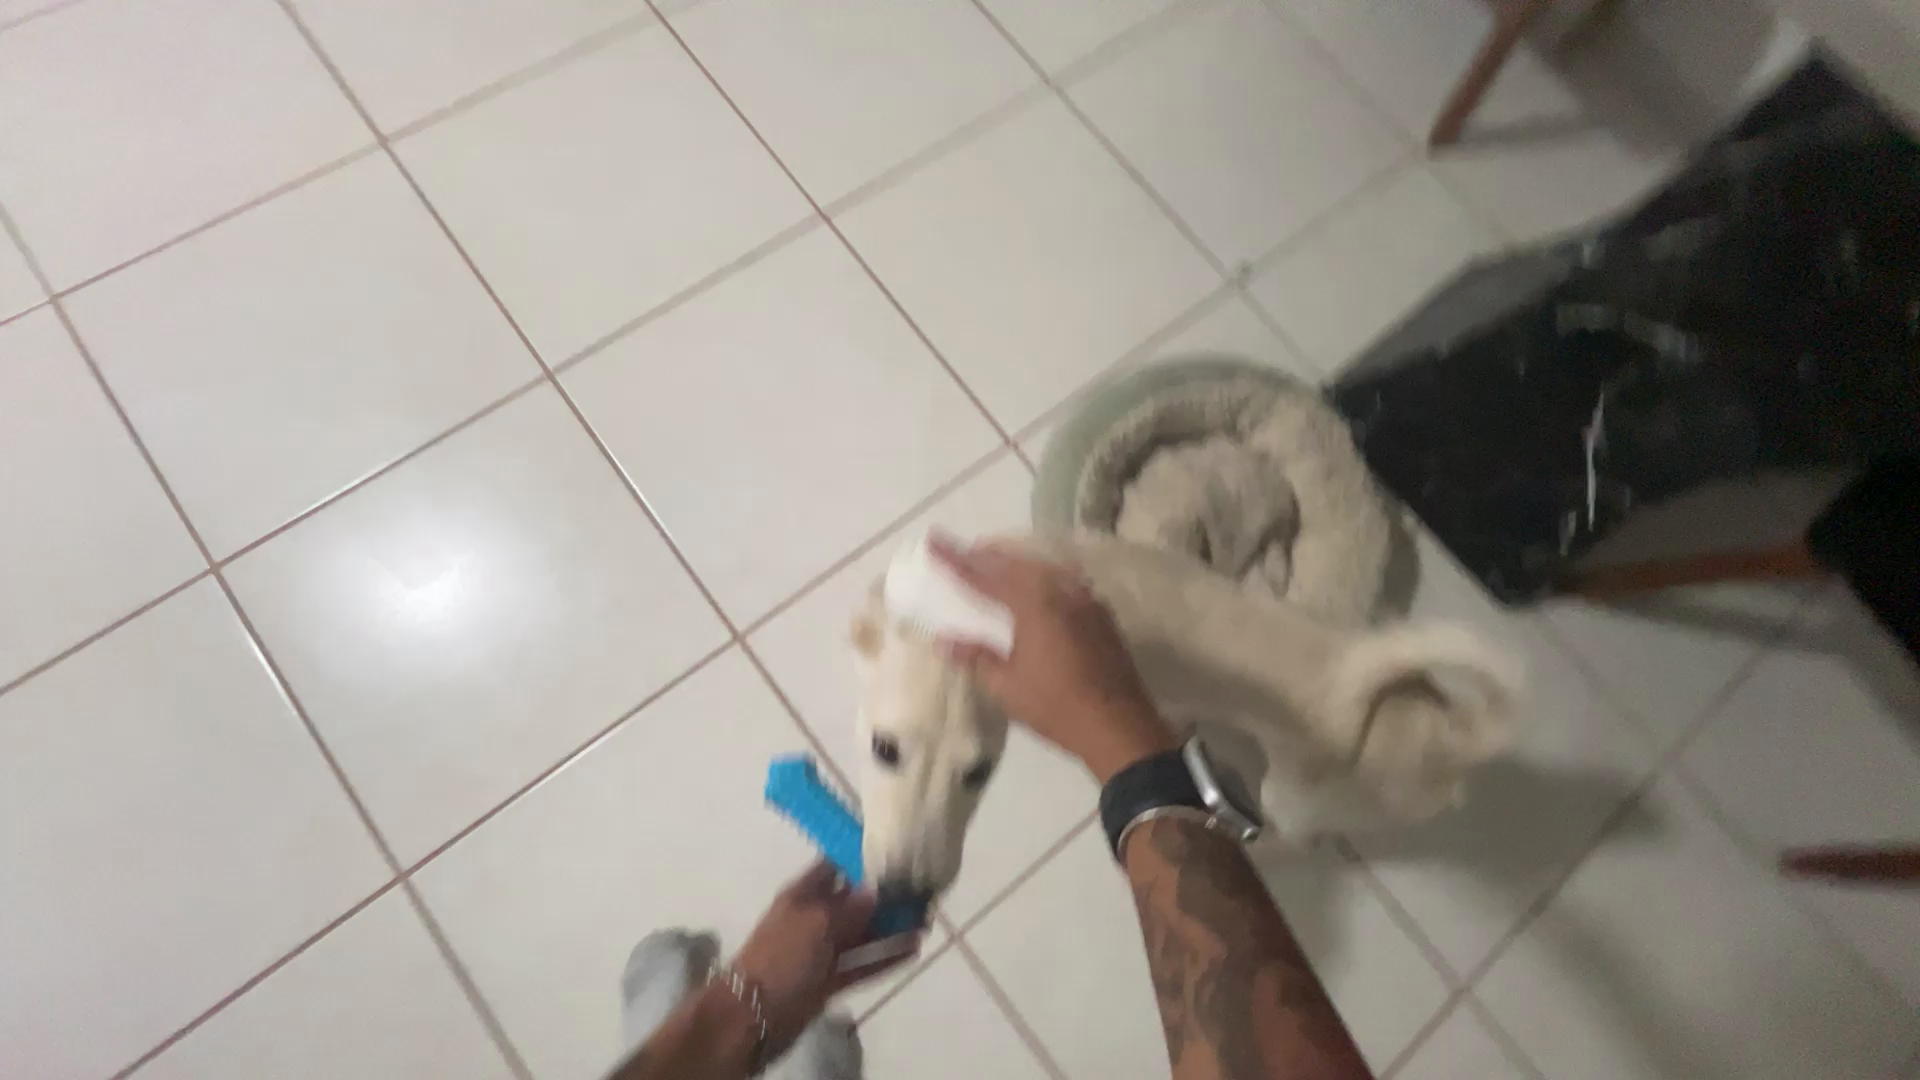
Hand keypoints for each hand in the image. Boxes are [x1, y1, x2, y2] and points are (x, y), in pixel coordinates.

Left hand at [730, 861, 918, 1054]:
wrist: (750, 1017)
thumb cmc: (781, 956)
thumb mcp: (816, 923)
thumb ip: (850, 907)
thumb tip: (876, 888)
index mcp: (804, 893)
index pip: (836, 865)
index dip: (861, 857)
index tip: (894, 849)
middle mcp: (815, 916)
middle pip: (855, 900)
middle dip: (885, 895)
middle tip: (922, 889)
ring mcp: (823, 949)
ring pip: (863, 932)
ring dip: (891, 926)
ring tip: (926, 919)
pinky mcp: (830, 979)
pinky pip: (862, 963)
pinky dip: (885, 957)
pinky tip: (913, 949)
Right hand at [930, 536, 1177, 781]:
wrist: (1119, 726)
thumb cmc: (1056, 707)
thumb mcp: (1006, 686)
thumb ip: (976, 657)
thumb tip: (944, 640)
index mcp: (1033, 603)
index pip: (984, 575)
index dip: (956, 559)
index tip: (934, 541)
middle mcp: (1061, 590)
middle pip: (1016, 563)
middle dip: (987, 555)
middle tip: (963, 551)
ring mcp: (1085, 599)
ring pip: (1043, 567)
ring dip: (1015, 563)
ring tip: (994, 564)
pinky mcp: (1100, 613)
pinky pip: (1063, 580)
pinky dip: (1040, 576)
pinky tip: (1035, 585)